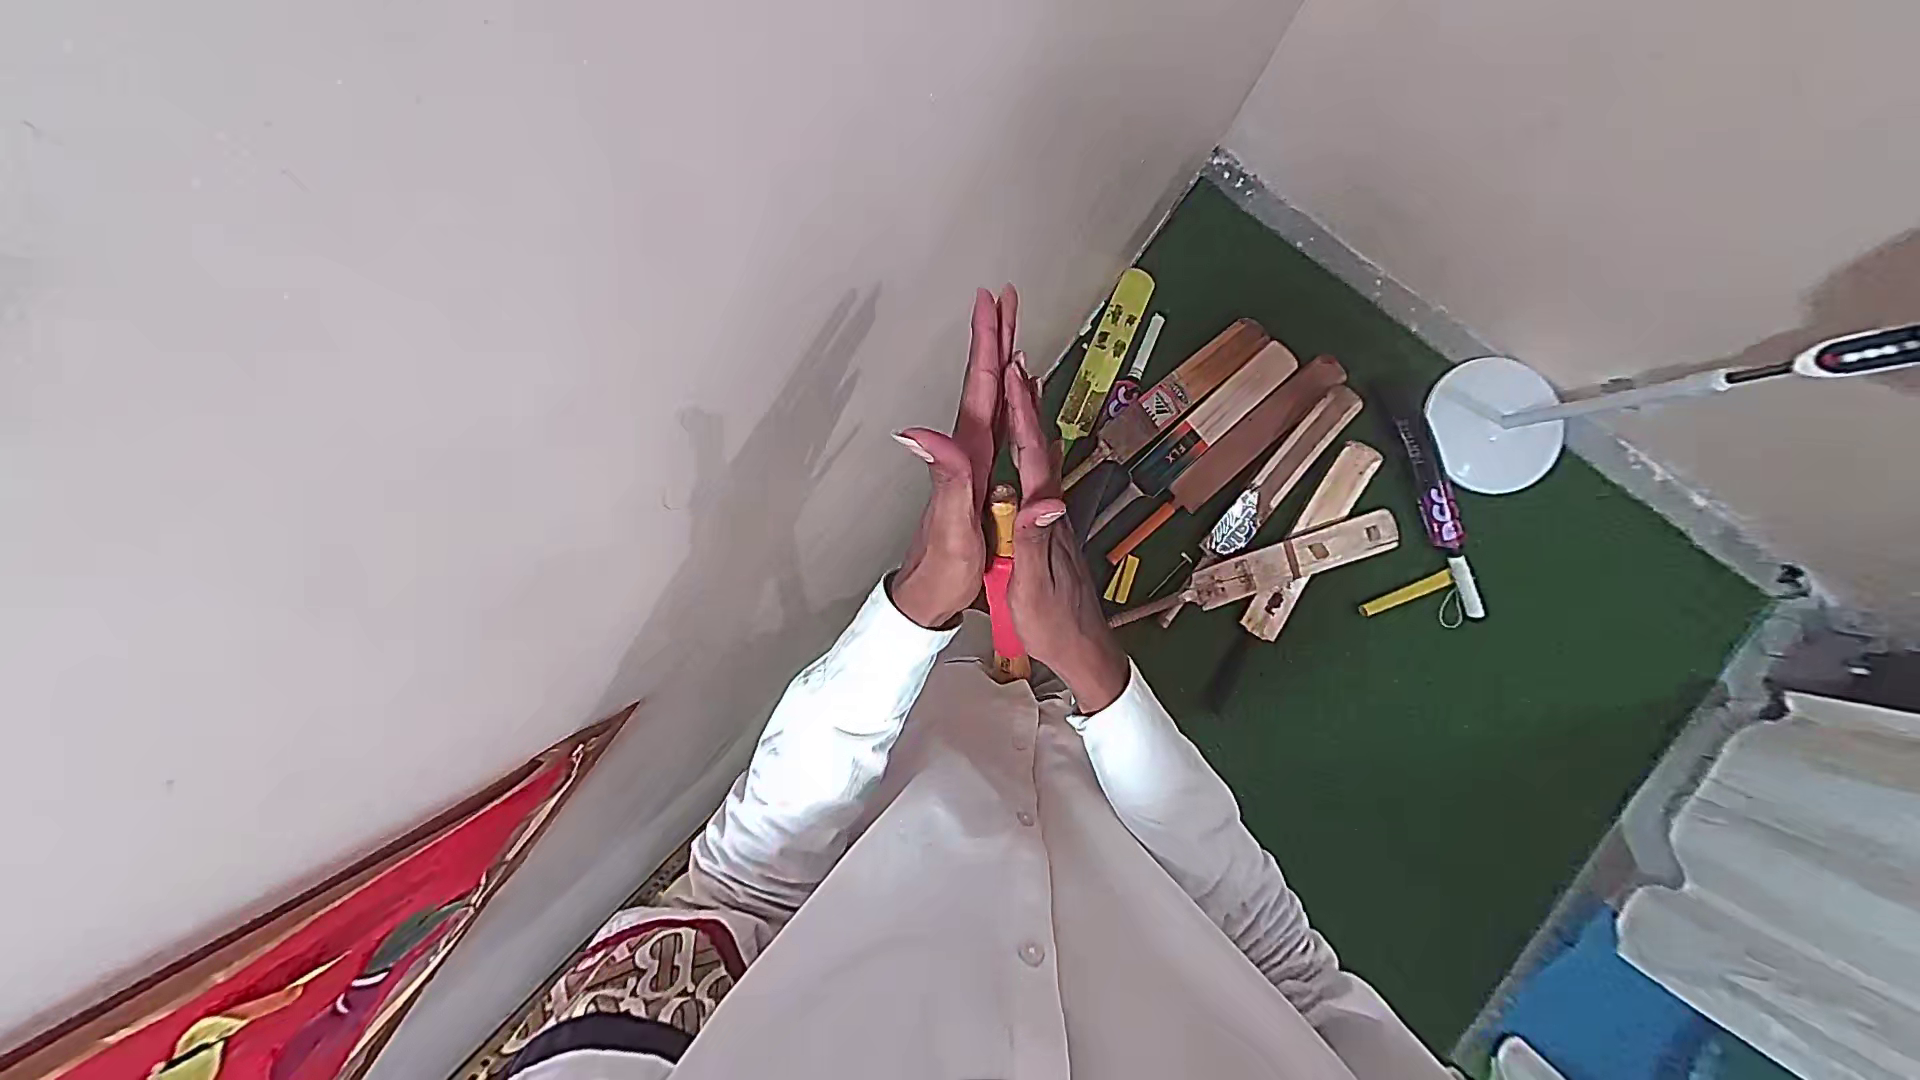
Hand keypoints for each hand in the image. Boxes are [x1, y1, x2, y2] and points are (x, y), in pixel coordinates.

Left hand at [891, 286, 1019, 628]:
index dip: (986, 346)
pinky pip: (997, 428)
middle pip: (983, 386)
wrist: (931, 594)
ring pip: (990, 402)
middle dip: (995, 340)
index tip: (992, 306)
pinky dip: (1006, 404)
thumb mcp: (950, 527)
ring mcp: (971, 466)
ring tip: (1010, 336)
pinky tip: (1012, 399)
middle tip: (1004, 302)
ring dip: (999, 365)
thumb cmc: (943, 568)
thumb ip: (944, 479)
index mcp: (965, 457)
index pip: (978, 390)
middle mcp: (965, 455)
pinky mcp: (978, 481)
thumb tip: (917, 432)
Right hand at [1002, 350, 1131, 710]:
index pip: (1033, 456)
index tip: (1009, 371)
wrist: (1082, 648)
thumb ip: (1036, 543)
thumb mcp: (1033, 590)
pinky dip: (1031, 444)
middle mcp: (1053, 509)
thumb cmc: (1054, 624)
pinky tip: (1026, 440)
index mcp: (1045, 518)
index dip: (1022, 413)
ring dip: (1031, 414)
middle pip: (1042, 442)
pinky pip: (1039, 472)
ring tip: (1020, 381)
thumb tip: (1041, 500)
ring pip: (1043, 453)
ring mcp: (1053, 515)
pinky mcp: (1051, 526)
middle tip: (1016, 354)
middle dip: (1027, 396)